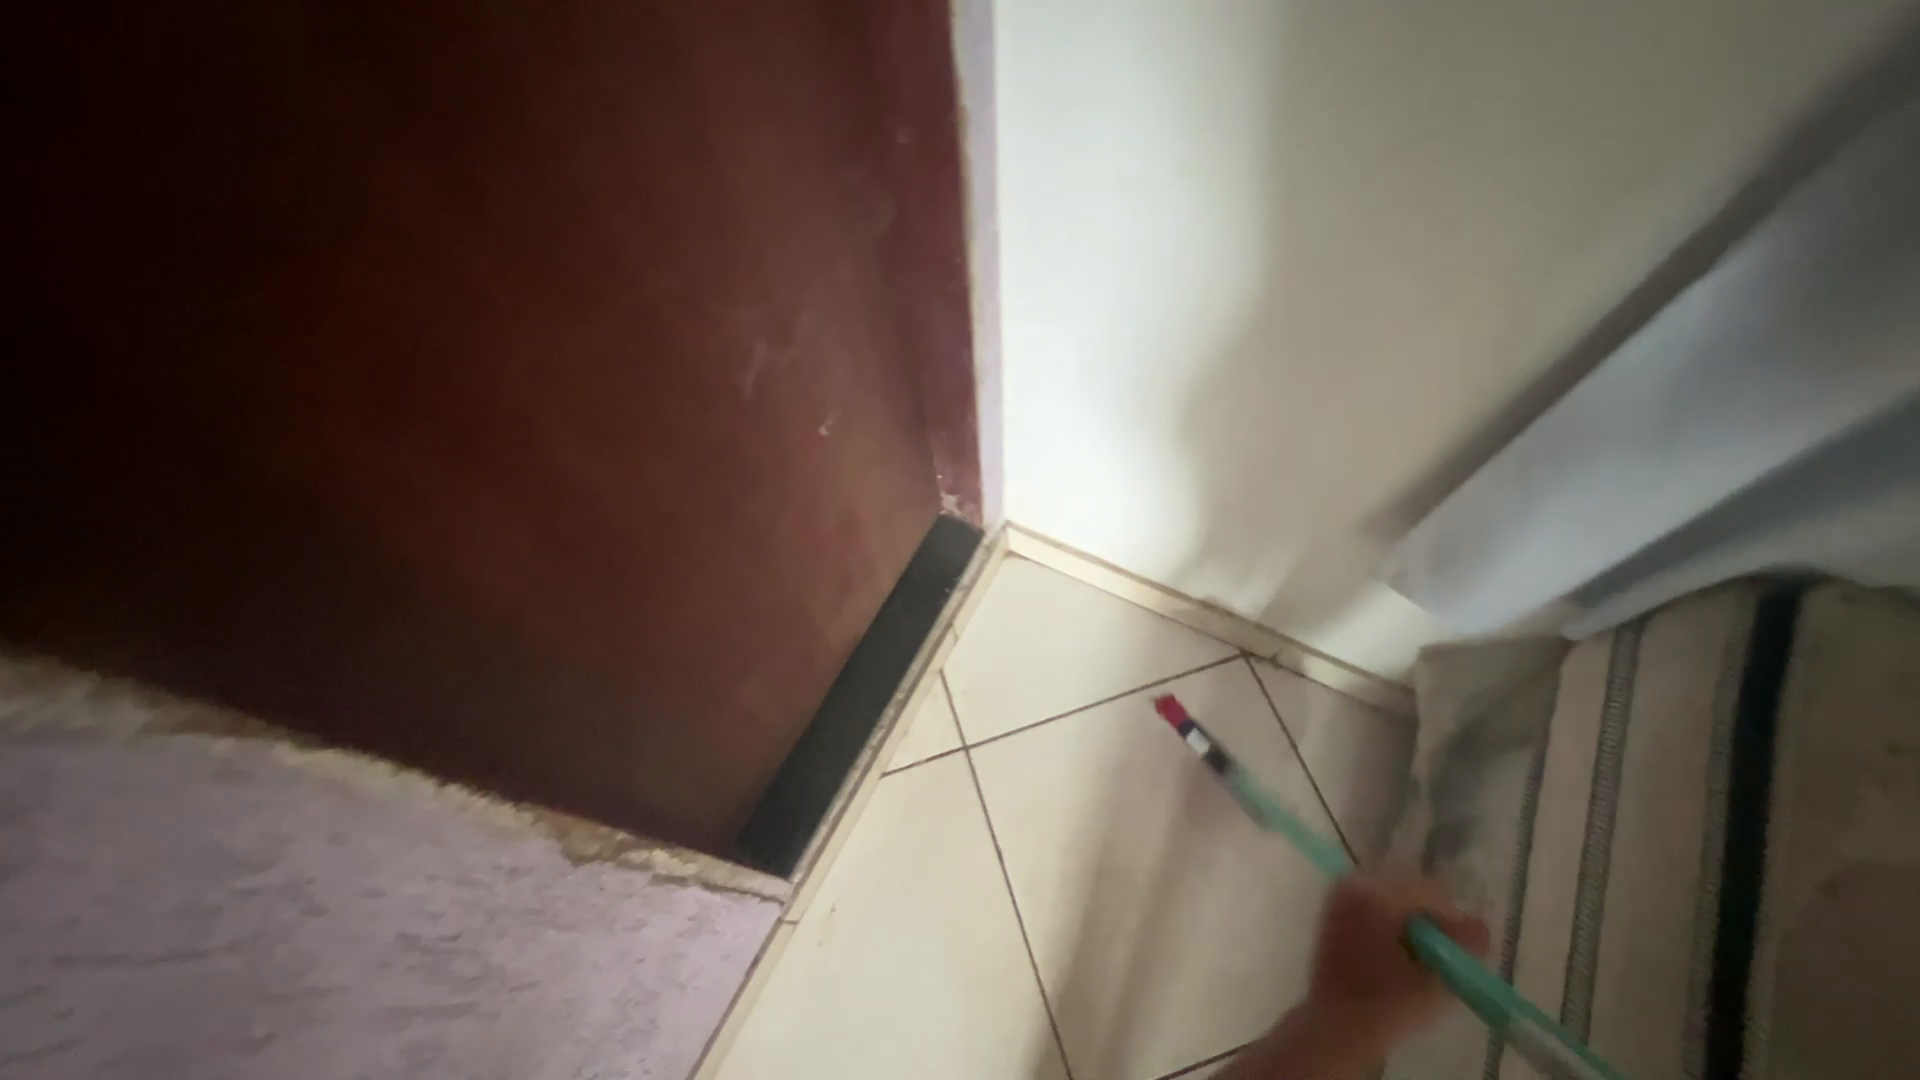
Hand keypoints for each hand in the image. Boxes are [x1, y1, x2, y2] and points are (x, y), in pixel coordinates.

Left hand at [1304, 866, 1490, 1047]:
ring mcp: (1340, 892)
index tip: (1461, 944)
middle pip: (1408, 881)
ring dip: (1410, 910)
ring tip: (1419, 948)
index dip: (1452, 916)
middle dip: (1430, 908)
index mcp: (1377, 894)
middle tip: (1442, 945)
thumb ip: (1463, 947)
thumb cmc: (1389, 1004)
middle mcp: (1355, 883)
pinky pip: (1372, 897)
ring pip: (1390, 888)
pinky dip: (1389, 913)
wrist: (1337, 1019)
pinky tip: (1396, 945)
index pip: (1430, 889)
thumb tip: (1480, 924)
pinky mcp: (1333, 906)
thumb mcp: (1437, 980)